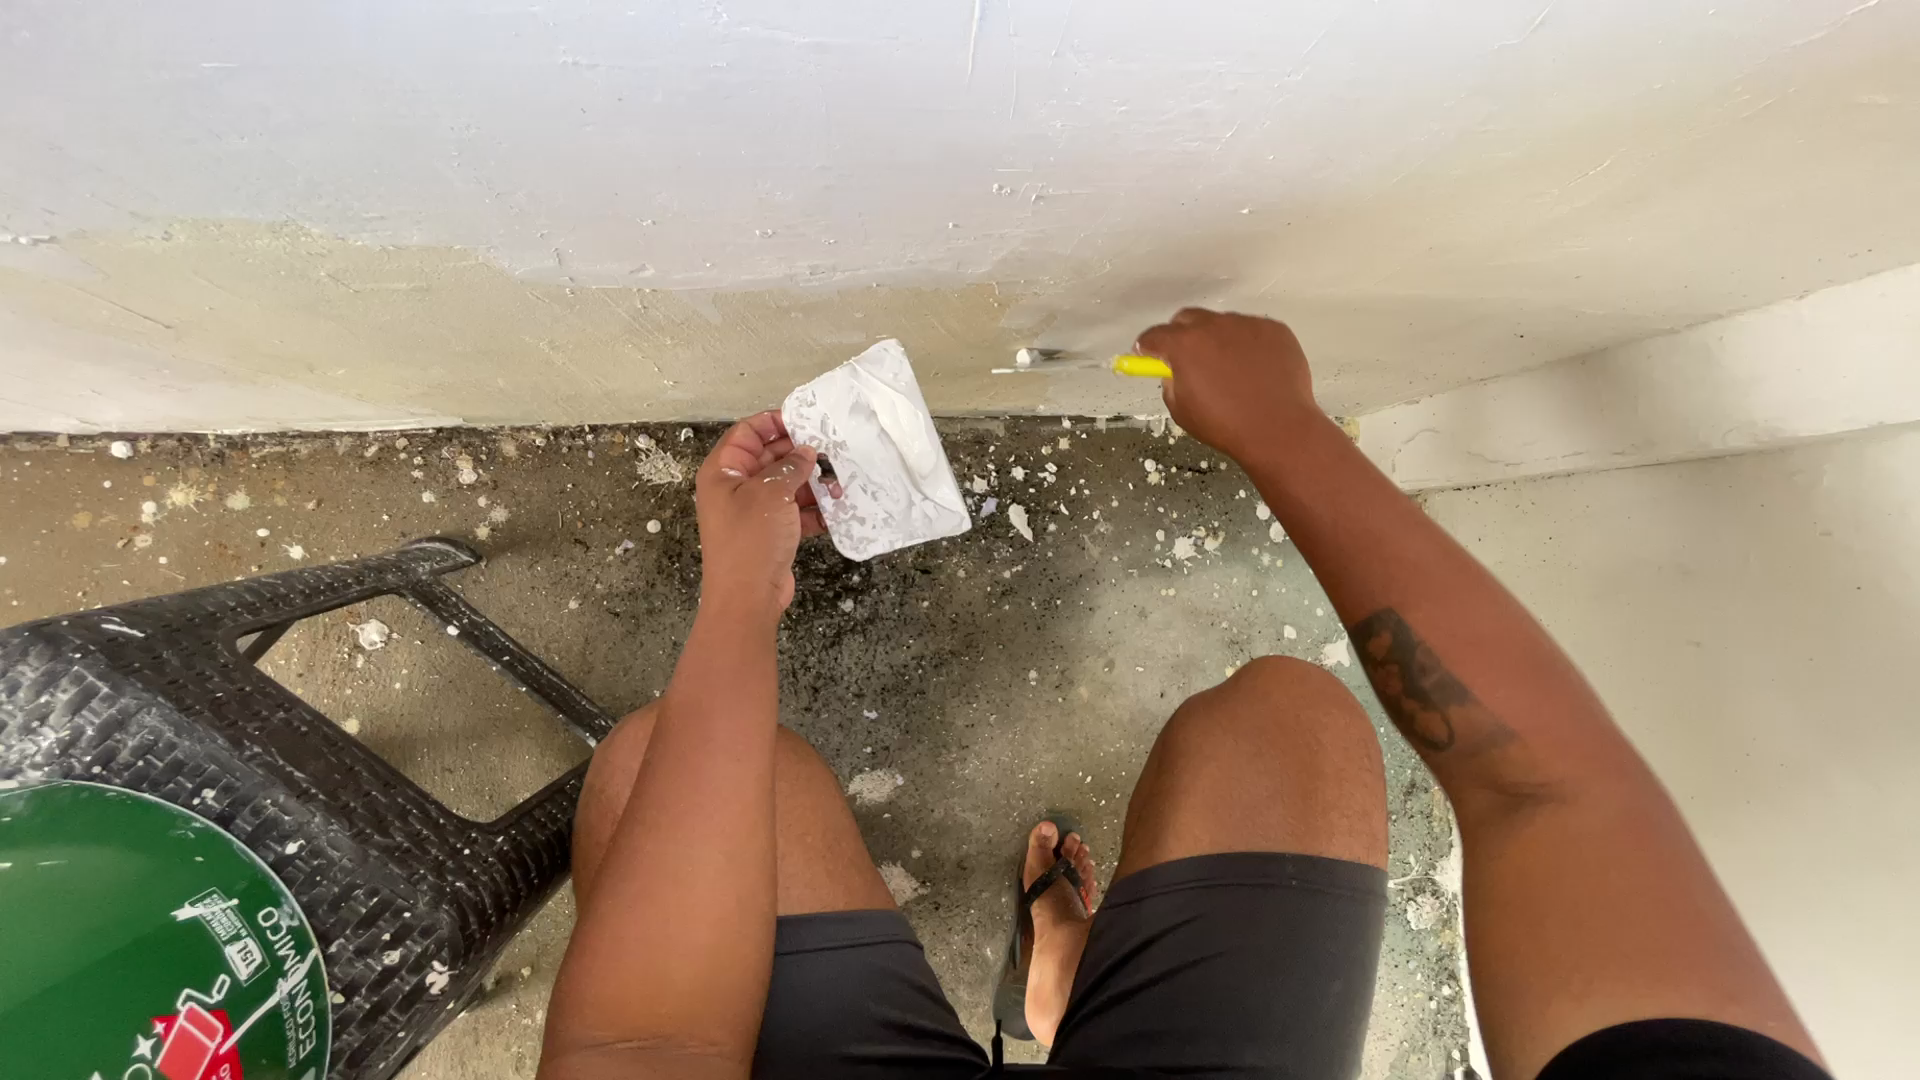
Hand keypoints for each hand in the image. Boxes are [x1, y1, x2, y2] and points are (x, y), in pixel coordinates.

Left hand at [693, 411, 831, 617]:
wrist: (747, 598)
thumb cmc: (749, 541)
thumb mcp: (770, 494)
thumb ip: (790, 467)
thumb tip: (806, 452)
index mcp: (723, 471)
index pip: (747, 433)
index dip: (774, 422)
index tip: (806, 420)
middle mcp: (736, 487)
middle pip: (770, 458)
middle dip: (800, 454)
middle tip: (831, 450)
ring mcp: (754, 511)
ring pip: (786, 485)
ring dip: (812, 483)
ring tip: (838, 482)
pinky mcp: (771, 532)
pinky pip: (794, 511)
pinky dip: (813, 509)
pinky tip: (835, 508)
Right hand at [1135, 308, 1326, 463]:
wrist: (1277, 427)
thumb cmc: (1223, 424)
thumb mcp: (1180, 410)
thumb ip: (1170, 382)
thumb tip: (1175, 371)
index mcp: (1184, 345)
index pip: (1153, 336)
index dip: (1146, 347)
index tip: (1146, 356)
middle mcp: (1214, 325)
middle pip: (1187, 319)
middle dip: (1180, 335)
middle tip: (1187, 360)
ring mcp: (1247, 324)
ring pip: (1222, 324)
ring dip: (1216, 340)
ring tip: (1230, 371)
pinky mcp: (1274, 329)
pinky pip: (1251, 331)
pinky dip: (1246, 345)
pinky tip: (1255, 371)